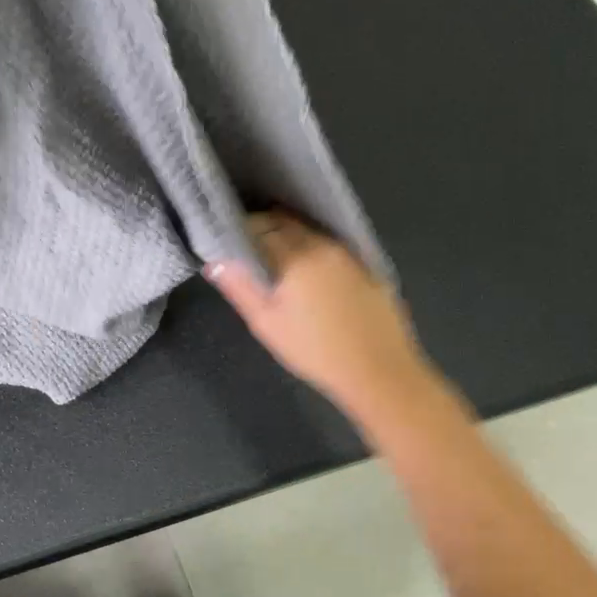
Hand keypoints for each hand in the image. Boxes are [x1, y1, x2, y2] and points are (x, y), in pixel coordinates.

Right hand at [206, 212, 437, 410]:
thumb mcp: (266, 323)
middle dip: (266, 226)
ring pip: (313, 234)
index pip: (262, 225)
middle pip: (288, 223)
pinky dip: (316, 251)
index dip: (243, 227)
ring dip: (292, 236)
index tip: (229, 237)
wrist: (381, 374)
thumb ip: (239, 287)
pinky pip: (334, 249)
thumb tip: (215, 262)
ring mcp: (350, 257)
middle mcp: (324, 247)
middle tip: (249, 244)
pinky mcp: (369, 270)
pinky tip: (313, 275)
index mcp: (296, 256)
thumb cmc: (315, 350)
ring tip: (278, 258)